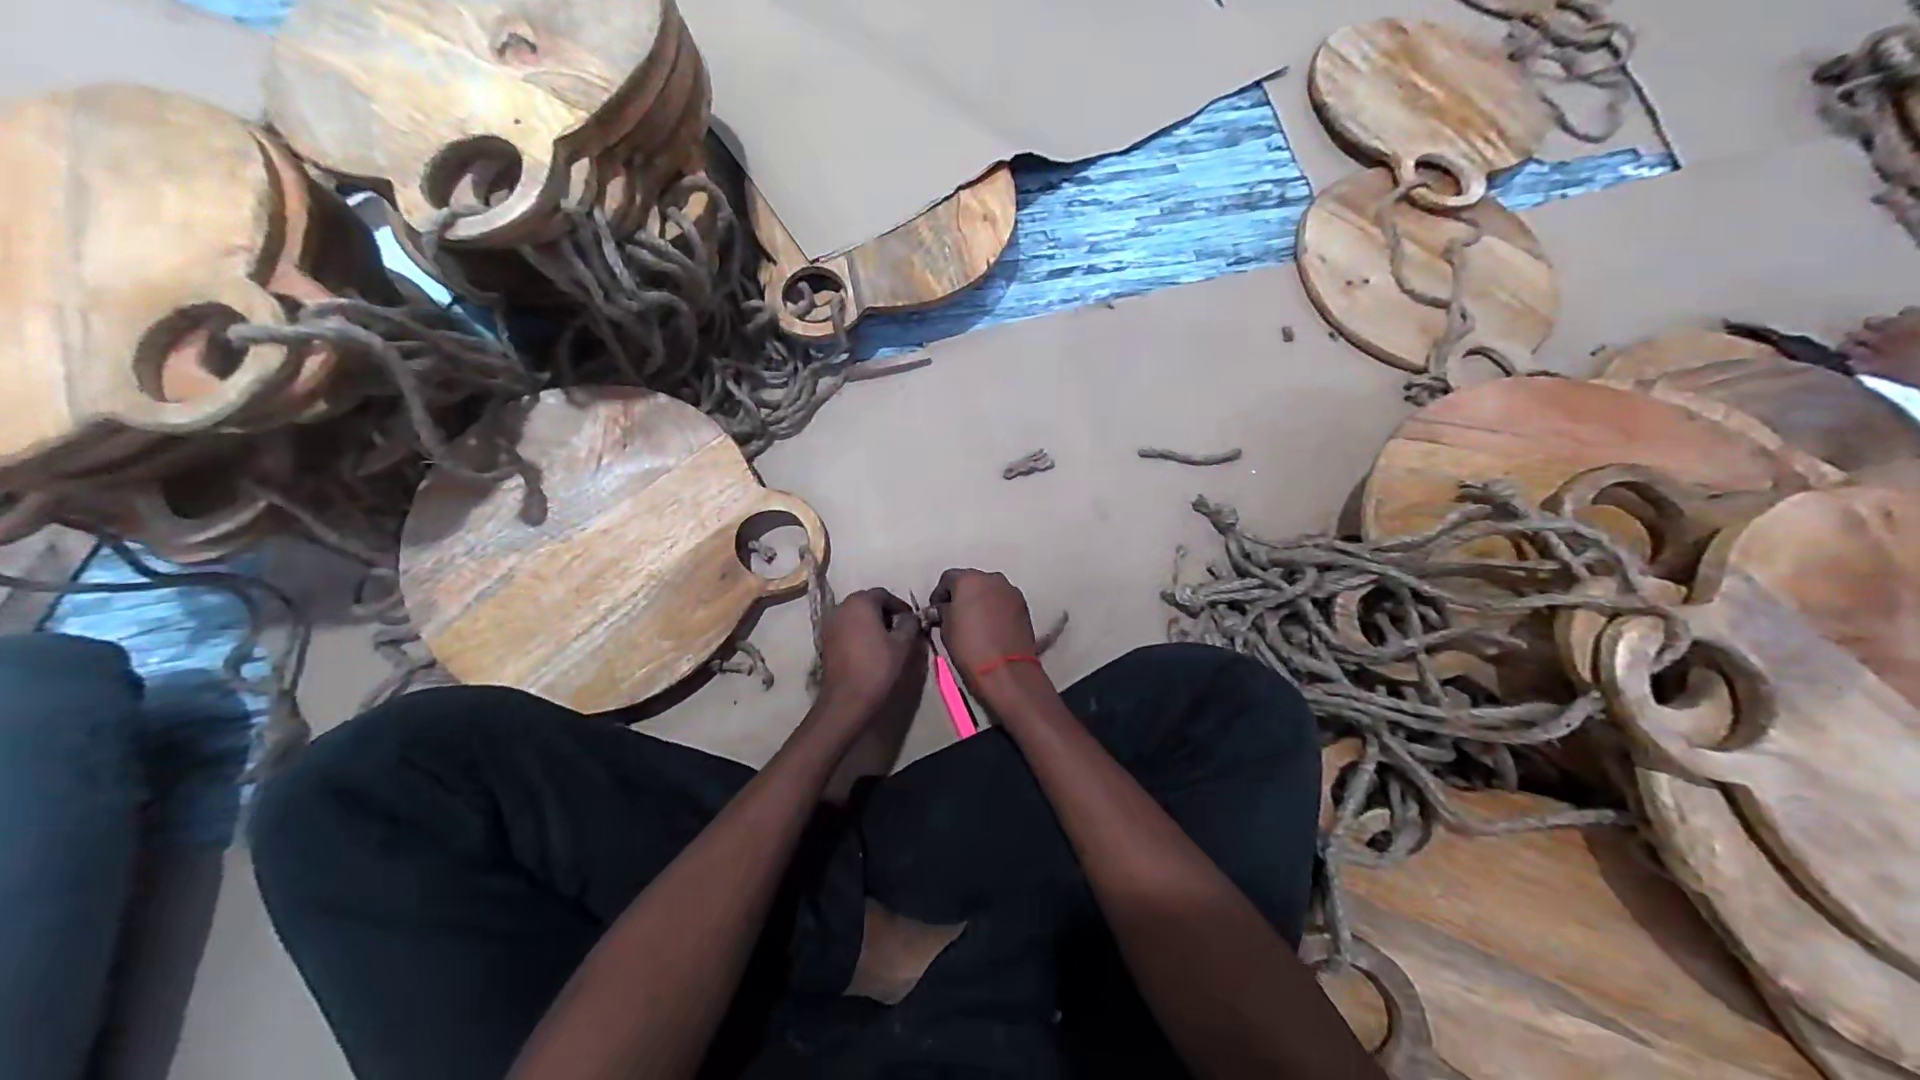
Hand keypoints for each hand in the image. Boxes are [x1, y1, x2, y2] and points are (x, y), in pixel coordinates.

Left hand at [816, 589, 922, 721]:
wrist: (847, 698)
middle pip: (868, 603)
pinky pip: (846, 628)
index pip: (884, 594)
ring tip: (886, 641)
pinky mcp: (825, 640)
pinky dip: (859, 632)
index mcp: (860, 602)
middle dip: (885, 613)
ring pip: (856, 616)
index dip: (900, 606)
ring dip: (871, 623)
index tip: (911, 621)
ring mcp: (829, 623)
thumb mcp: (903, 644)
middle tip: (900, 630)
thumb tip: (910, 617)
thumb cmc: (877, 667)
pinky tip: (870, 649)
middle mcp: (841, 607)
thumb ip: (910, 624)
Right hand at [929, 569, 1047, 703]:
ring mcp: (1011, 591)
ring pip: (990, 590)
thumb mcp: (945, 627)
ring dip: (980, 601)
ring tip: (973, 623)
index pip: (948, 578)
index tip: (936, 609)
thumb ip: (943, 611)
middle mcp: (992, 579)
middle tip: (954, 615)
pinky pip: (1003, 602)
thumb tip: (944, 610)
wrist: (1005, 670)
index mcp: (968, 579)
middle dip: (962, 596)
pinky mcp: (1023, 606)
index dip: (939, 594)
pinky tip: (989, 627)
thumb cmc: (971, 648)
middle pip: (971, 581)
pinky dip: (995, 609)